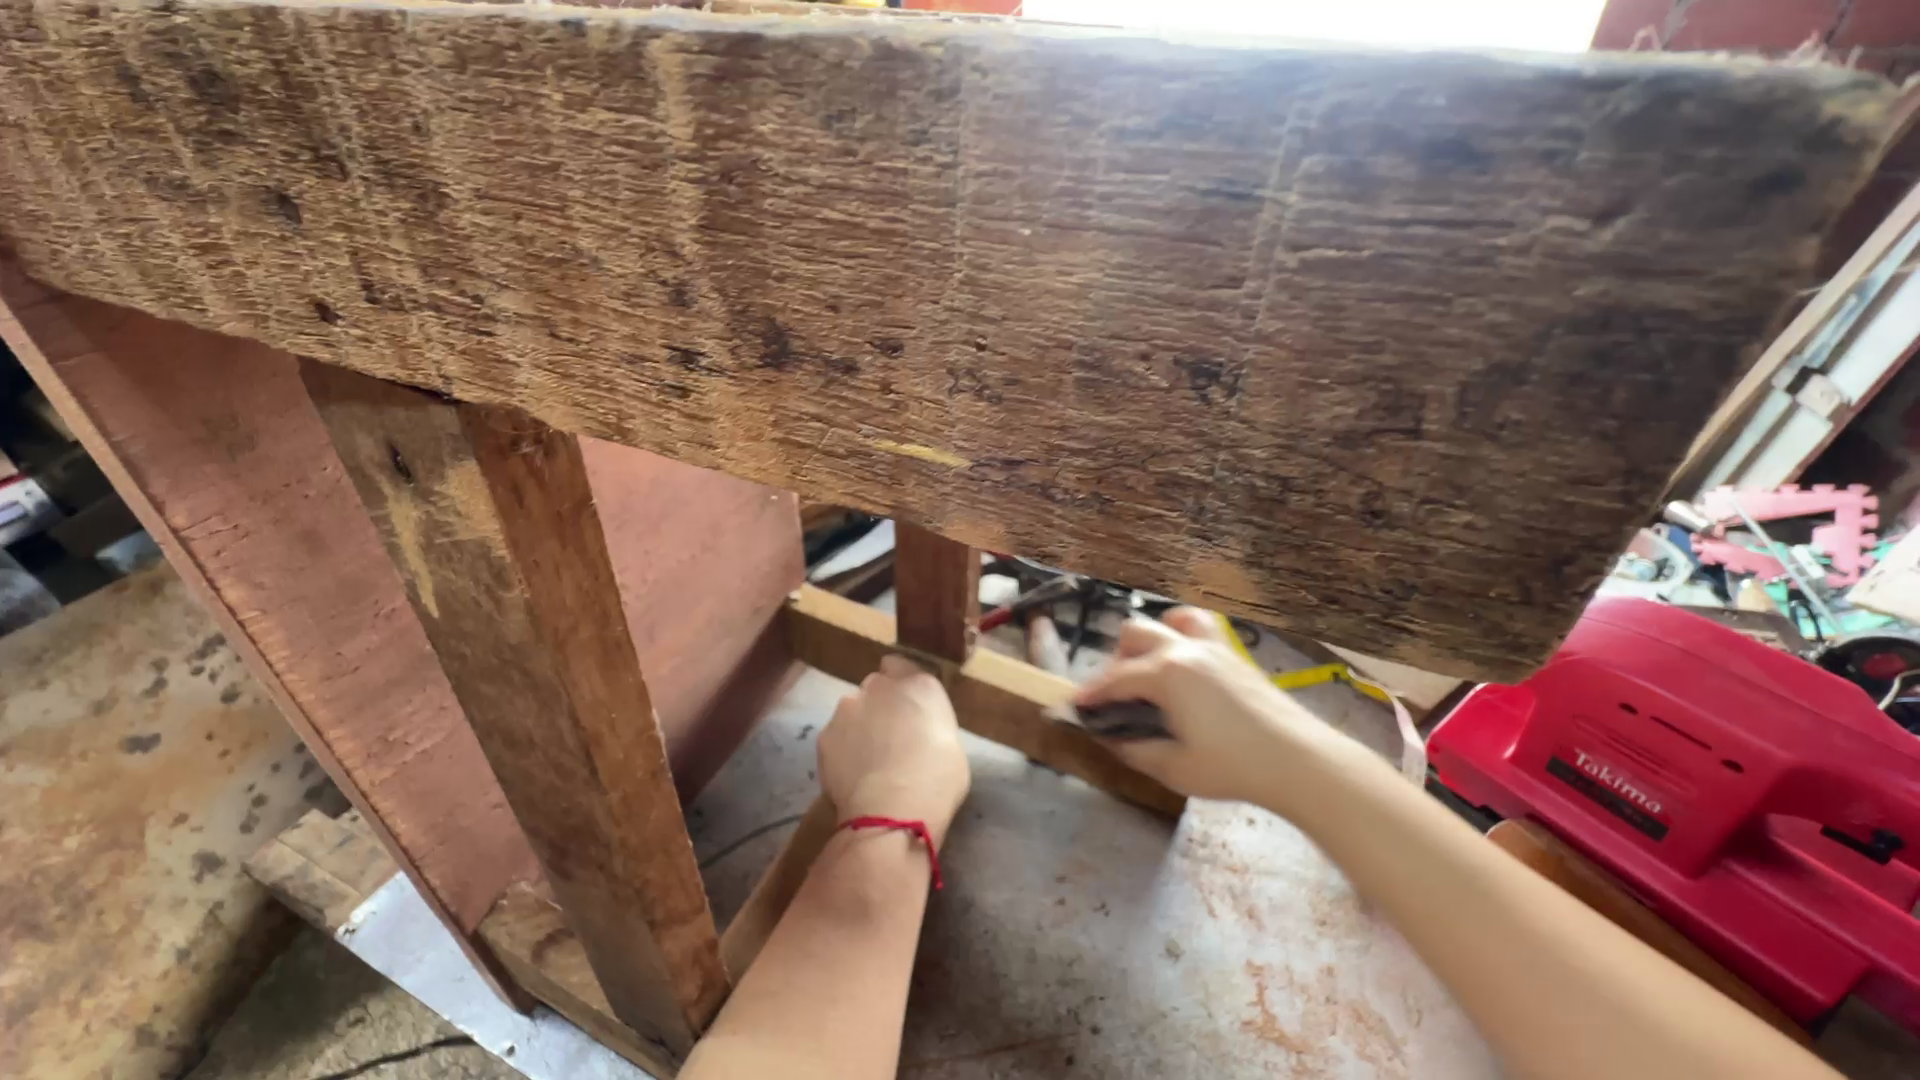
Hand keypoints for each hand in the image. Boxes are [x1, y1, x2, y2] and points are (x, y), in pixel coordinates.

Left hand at [818, 655, 971, 844]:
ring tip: (867, 759)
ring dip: (859, 726)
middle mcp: (880, 686)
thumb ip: (929, 724)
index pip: (901, 666)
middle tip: (889, 735)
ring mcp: (848, 708)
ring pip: (852, 710)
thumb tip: (919, 730)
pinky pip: (835, 736)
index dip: (902, 685)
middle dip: (880, 704)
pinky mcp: (825, 734)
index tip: (906, 706)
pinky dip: (841, 749)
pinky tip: (852, 774)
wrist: (892, 813)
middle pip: (876, 686)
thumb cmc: (937, 782)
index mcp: (919, 685)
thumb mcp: (950, 745)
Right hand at [1074, 608, 1338, 806]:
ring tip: (1150, 671)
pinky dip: (1182, 635)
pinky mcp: (1234, 654)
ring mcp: (1213, 646)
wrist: (1299, 761)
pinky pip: (1200, 627)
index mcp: (1165, 674)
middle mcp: (1185, 650)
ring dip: (1151, 640)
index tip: (1075, 706)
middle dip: (1116, 661)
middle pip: (1134, 634)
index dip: (1091, 693)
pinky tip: (1185, 665)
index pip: (1115, 679)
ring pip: (1168, 621)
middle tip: (1117, 696)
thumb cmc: (1233, 767)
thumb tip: (1110, 739)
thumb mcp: (1174, 768)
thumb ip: (1135, 750)